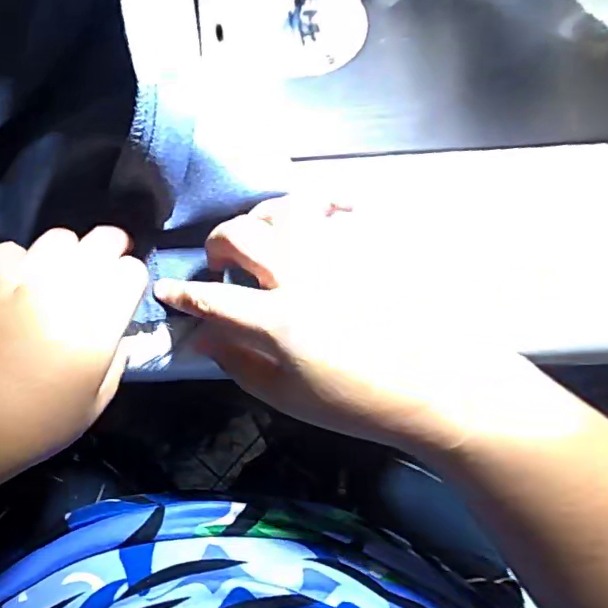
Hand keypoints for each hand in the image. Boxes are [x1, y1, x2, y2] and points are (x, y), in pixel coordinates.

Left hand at [0, 227, 147, 484]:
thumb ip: (115, 360)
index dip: (130, 281)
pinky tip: (17, 286)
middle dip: (109, 253)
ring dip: (67, 255)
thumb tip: (114, 329)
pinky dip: (23, 262)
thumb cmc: (29, 428)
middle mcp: (62, 292)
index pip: (130, 272)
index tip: (122, 295)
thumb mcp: (92, 407)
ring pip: (59, 238)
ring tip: (58, 279)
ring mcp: (19, 279)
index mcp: (95, 329)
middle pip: (100, 241)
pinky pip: (14, 249)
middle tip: (102, 273)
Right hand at [153, 198, 572, 458]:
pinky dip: (318, 207)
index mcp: (277, 321)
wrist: (441, 387)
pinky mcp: (374, 240)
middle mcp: (302, 274)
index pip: (211, 297)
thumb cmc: (359, 403)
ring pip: (283, 206)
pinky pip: (336, 203)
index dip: (182, 293)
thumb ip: (239, 364)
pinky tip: (319, 223)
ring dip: (261, 218)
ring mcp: (340, 250)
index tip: (167, 288)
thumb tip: (205, 338)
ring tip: (267, 238)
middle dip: (217, 245)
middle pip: (239, 235)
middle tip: (222, 263)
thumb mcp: (287, 397)